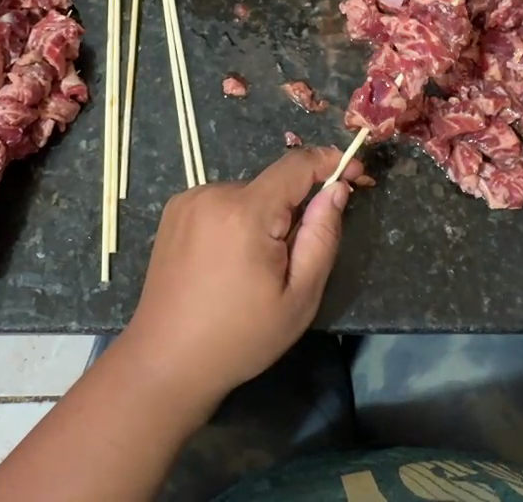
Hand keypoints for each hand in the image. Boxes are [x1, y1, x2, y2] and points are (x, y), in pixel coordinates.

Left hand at [121, 148, 360, 402]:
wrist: (167, 360)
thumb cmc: (240, 337)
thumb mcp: (299, 297)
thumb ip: (322, 236)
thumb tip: (336, 189)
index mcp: (246, 212)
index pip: (296, 165)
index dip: (330, 162)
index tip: (356, 173)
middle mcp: (213, 193)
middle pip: (271, 185)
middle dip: (291, 211)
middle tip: (291, 261)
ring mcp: (188, 200)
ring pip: (247, 195)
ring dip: (261, 218)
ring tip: (251, 270)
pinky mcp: (174, 211)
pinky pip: (221, 203)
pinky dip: (235, 221)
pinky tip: (226, 263)